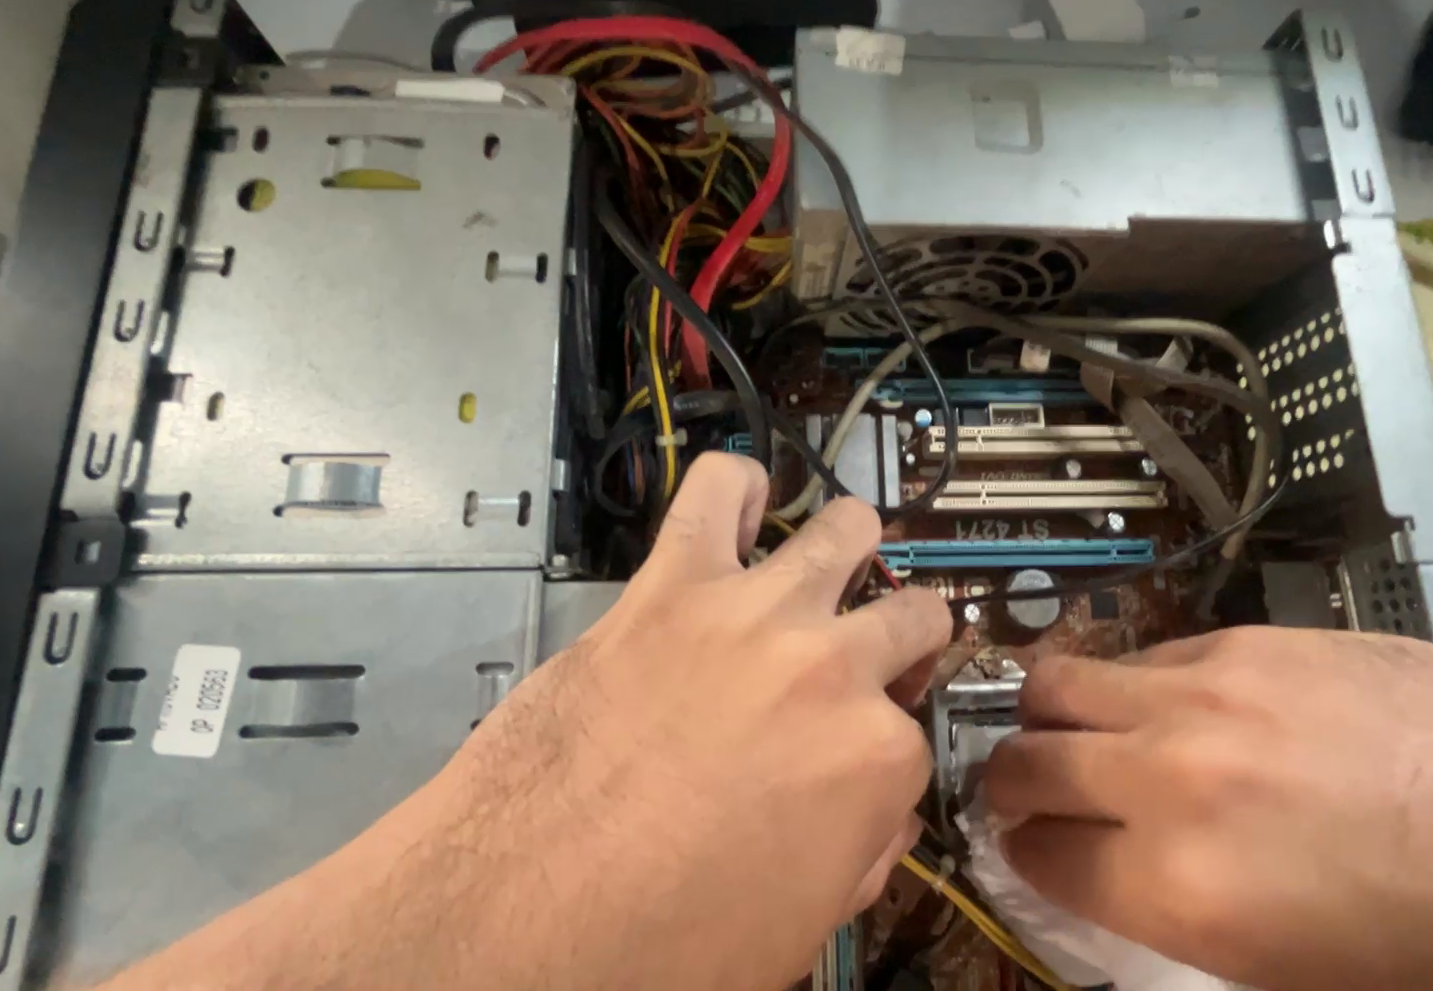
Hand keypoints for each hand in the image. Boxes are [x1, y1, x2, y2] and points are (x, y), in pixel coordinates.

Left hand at [98, 453, 949, 990]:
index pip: (910, 735)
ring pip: (844, 530)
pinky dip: (737, 487)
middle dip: (906, 639)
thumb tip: (869, 806)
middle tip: (875, 652)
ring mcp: (757, 610)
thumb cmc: (665, 945)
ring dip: (850, 546)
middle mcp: (833, 665)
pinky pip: (716, 489)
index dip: (880, 756)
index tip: (853, 762)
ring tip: (833, 560)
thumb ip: (857, 849)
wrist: (519, 916)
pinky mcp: (674, 582)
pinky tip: (743, 504)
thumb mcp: (799, 928)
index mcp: (874, 757)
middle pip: (912, 616)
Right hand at [984, 628, 1432, 990]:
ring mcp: (1201, 694)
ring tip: (1080, 732)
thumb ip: (1162, 908)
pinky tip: (1180, 711)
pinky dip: (1133, 690)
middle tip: (1025, 788)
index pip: (1036, 853)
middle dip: (1008, 781)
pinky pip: (1142, 659)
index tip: (1029, 845)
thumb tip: (1086, 858)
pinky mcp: (1241, 640)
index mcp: (1181, 888)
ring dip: (1050, 716)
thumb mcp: (1285, 970)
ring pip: (1055, 682)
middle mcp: (1168, 779)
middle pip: (1021, 758)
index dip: (1024, 853)